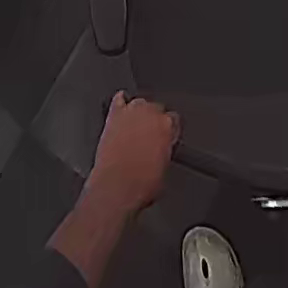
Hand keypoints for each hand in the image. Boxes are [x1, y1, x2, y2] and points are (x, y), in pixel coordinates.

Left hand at [88, 92, 178, 211]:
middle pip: (156, 108)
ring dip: (138, 112)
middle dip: (154, 119)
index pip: (173, 119)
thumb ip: (166, 149)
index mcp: (167, 126)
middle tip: (149, 134)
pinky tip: (121, 107)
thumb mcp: (164, 168)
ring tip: (135, 125)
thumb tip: (162, 148)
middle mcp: (150, 113)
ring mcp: (131, 112)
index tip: (166, 135)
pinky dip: (121, 102)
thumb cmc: (141, 183)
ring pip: (139, 103)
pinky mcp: (114, 115)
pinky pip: (119, 100)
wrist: (116, 187)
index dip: (169, 129)